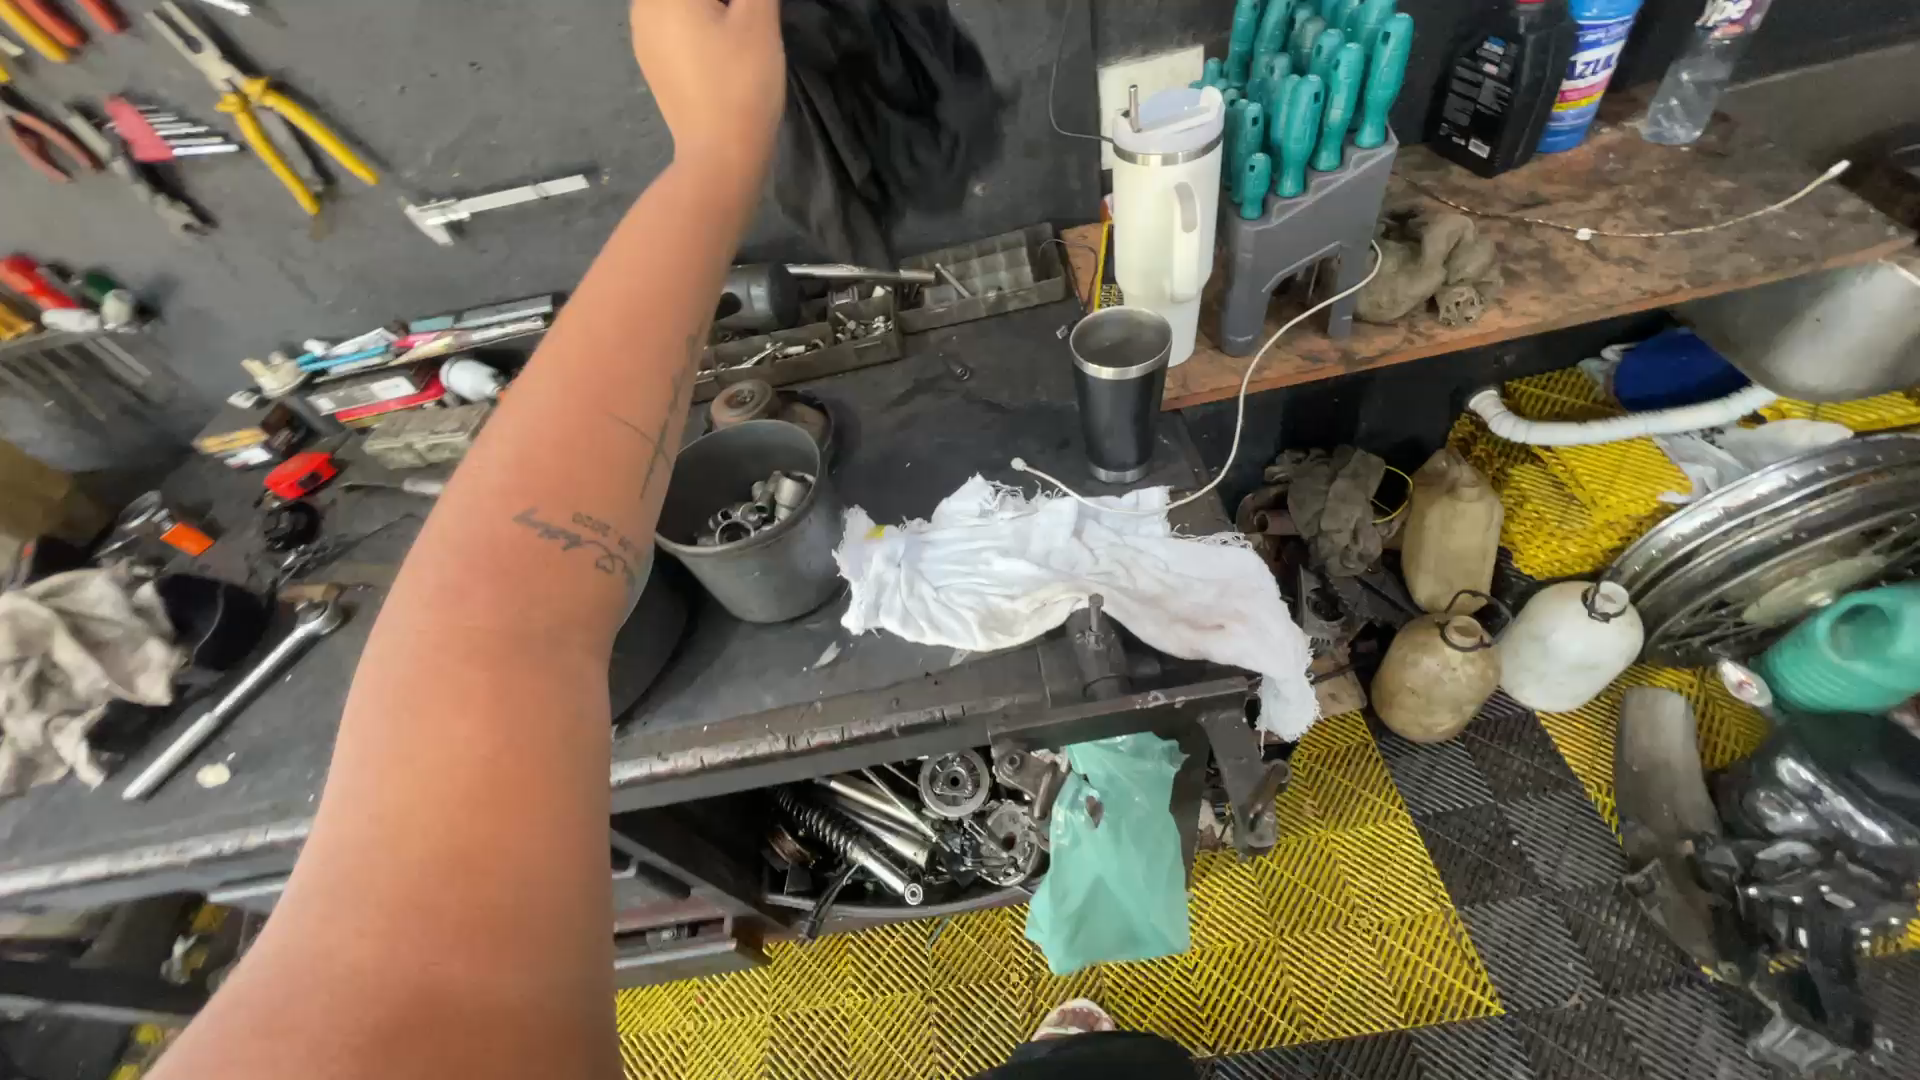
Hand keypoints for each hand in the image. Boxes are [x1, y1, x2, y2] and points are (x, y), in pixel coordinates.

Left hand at [631, 0, 785, 171]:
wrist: (721, 156)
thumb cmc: (741, 84)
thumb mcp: (759, 22)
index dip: (736, 3)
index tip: (750, 14)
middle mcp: (643, 4)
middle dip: (724, 5)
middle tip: (749, 20)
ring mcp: (643, 36)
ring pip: (680, 8)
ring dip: (712, 14)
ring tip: (736, 39)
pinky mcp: (653, 65)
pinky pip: (674, 29)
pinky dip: (697, 30)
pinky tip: (719, 56)